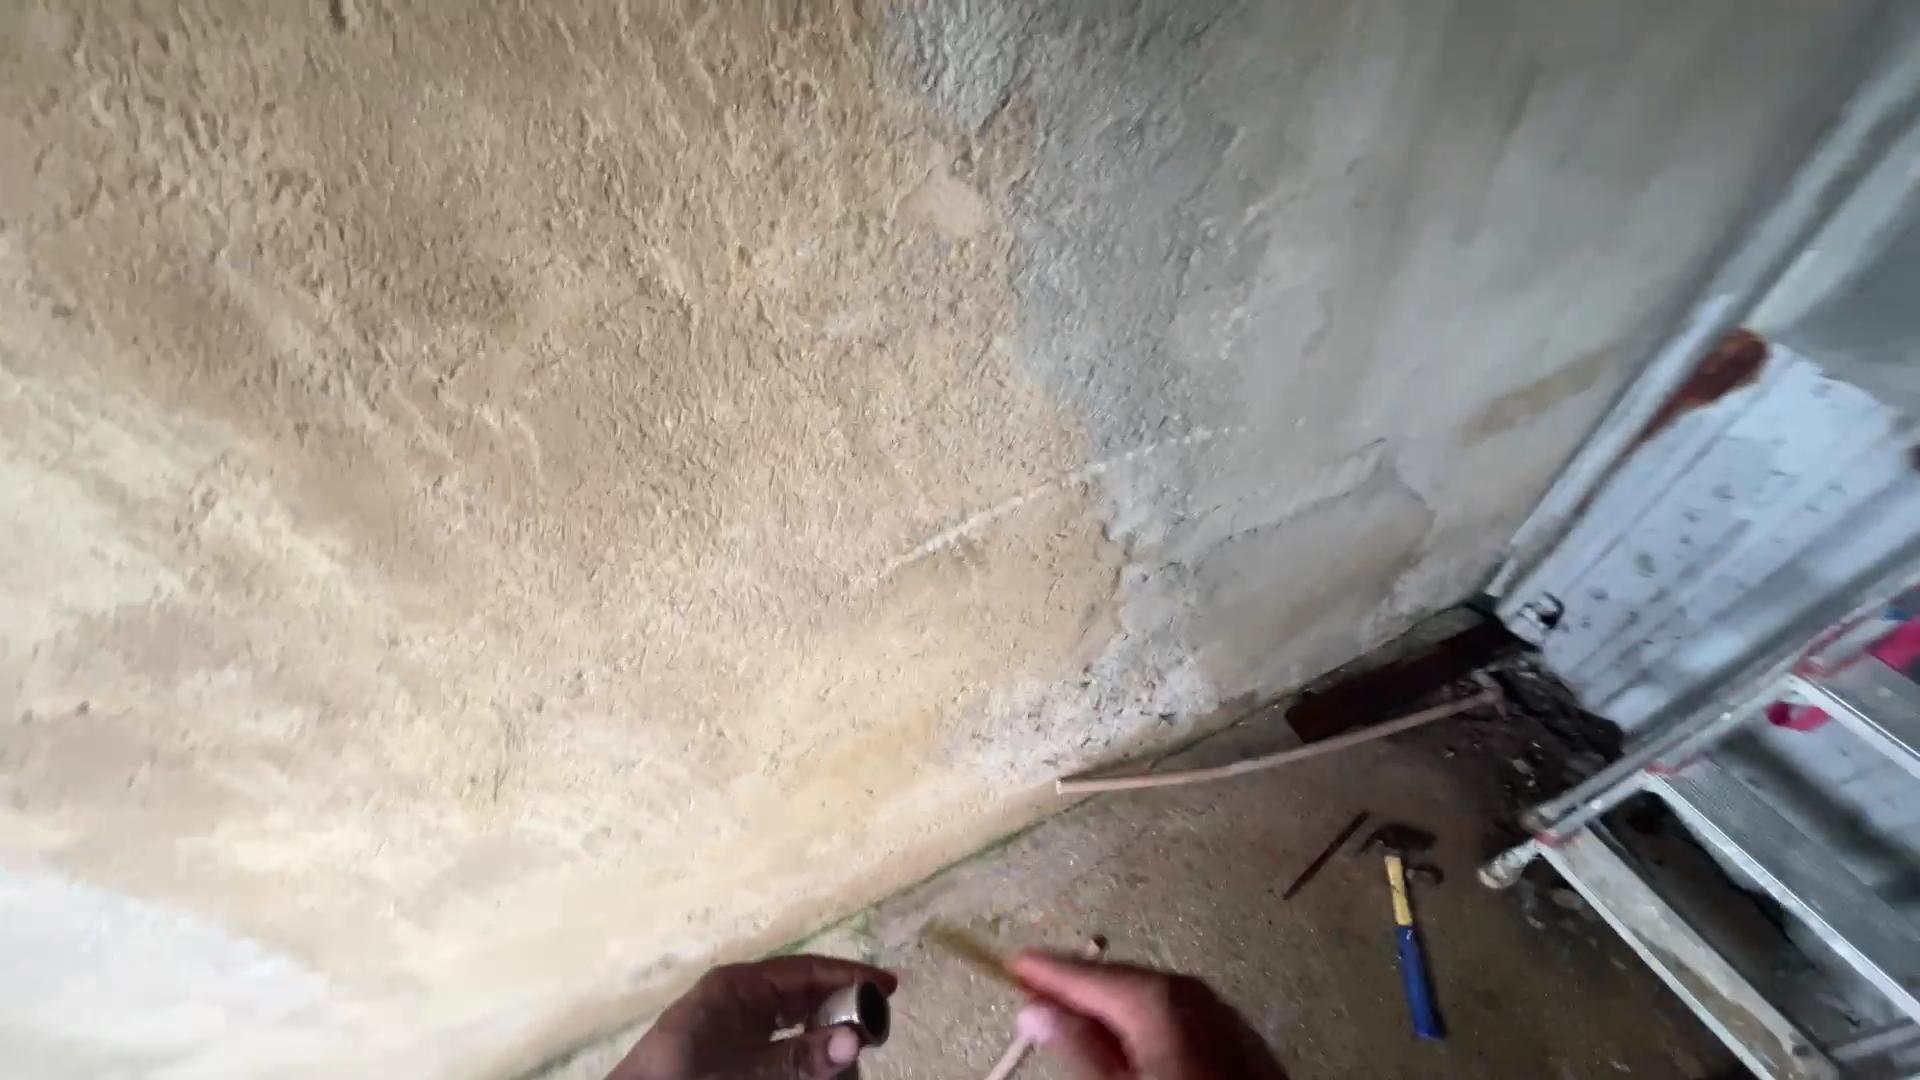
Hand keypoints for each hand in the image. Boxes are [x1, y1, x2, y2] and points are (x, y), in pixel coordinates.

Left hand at [609, 956, 898, 1079]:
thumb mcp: (742, 1071)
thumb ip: (798, 1060)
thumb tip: (856, 1040)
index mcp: (738, 986)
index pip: (806, 971)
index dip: (849, 977)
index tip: (888, 989)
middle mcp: (739, 1002)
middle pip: (805, 1000)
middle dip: (839, 1020)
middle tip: (870, 1041)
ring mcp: (734, 1032)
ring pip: (795, 1031)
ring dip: (821, 1048)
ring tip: (843, 1067)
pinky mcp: (731, 1059)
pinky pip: (778, 1051)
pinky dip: (801, 1062)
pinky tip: (816, 1072)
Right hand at [1011, 952, 1286, 1079]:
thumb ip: (1077, 1046)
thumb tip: (1035, 1010)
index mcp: (1156, 996)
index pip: (1085, 973)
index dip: (1046, 970)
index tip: (1014, 966)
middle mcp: (1188, 989)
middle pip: (1117, 980)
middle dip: (1079, 989)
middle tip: (1040, 997)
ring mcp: (1218, 1009)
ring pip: (1148, 995)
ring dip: (1112, 1006)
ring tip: (1082, 1025)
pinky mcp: (1237, 1034)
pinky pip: (1178, 1013)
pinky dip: (1148, 1020)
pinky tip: (1136, 1044)